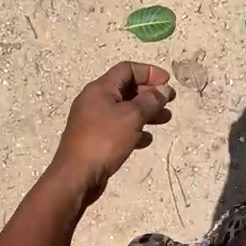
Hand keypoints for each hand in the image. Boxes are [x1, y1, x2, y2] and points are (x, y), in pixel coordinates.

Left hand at [46, 62, 175, 204]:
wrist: (76, 175)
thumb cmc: (105, 140)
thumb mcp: (132, 116)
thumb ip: (151, 101)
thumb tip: (163, 90)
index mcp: (100, 89)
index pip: (127, 69)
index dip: (149, 72)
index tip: (167, 82)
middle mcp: (94, 100)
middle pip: (126, 89)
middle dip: (150, 93)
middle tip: (169, 101)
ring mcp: (93, 120)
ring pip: (124, 110)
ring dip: (145, 112)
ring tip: (165, 119)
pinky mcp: (94, 139)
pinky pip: (118, 128)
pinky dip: (134, 129)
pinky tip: (145, 140)